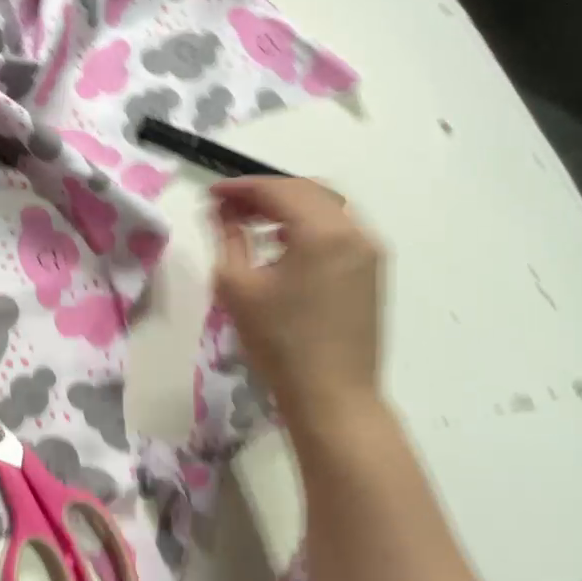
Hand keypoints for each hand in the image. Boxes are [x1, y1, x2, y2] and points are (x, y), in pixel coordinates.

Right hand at [210, 177, 384, 429]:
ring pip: (326, 208)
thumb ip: (227, 237)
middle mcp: (355, 232)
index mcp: (323, 232)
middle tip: (227, 207)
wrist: (332, 394)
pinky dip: (307, 224)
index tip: (209, 195)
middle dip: (264, 193)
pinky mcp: (371, 272)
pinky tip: (280, 245)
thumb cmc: (278, 340)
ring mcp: (369, 252)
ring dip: (287, 207)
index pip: (278, 189)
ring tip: (249, 223)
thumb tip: (222, 212)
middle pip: (307, 191)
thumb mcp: (236, 285)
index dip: (240, 187)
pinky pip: (338, 230)